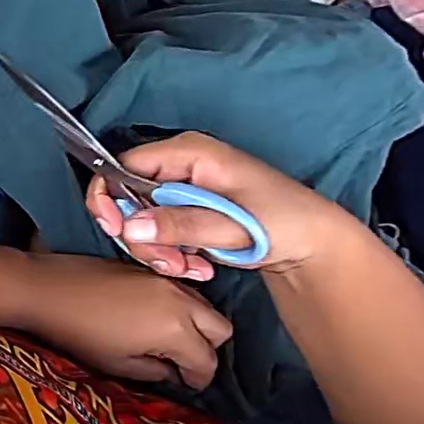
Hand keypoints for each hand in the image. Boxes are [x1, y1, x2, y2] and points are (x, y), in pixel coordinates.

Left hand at [14, 252, 233, 388]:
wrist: (47, 288)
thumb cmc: (80, 334)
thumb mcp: (120, 365)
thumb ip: (157, 372)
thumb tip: (175, 373)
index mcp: (176, 329)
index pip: (208, 362)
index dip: (198, 381)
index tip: (184, 387)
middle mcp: (181, 300)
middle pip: (221, 329)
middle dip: (208, 350)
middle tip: (181, 365)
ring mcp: (167, 280)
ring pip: (206, 306)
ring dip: (198, 327)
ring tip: (169, 343)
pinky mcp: (152, 269)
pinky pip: (185, 291)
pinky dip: (183, 308)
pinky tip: (156, 320)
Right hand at [85, 132, 360, 280]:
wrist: (314, 243)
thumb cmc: (283, 221)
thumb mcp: (231, 225)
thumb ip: (179, 224)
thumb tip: (129, 228)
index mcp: (189, 153)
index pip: (124, 164)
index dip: (109, 196)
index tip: (115, 230)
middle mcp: (179, 167)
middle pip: (128, 198)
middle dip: (141, 237)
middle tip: (171, 263)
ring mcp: (182, 191)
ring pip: (141, 221)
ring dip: (158, 252)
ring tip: (193, 269)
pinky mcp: (187, 213)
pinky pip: (159, 234)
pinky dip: (171, 255)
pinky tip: (199, 267)